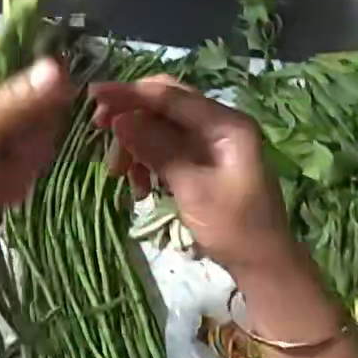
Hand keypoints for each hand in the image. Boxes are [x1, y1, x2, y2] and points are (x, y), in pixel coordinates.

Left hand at [0, 38, 73, 246]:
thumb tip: (58, 67)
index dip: (42, 68)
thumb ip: (14, 102)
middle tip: (18, 154)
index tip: (56, 101)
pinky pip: (13, 159)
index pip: (14, 48)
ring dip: (21, 162)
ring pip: (26, 132)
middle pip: (30, 96)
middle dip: (32, 131)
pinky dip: (9, 179)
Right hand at [88, 76, 303, 270]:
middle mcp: (218, 123)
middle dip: (129, 113)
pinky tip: (136, 183)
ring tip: (116, 171)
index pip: (170, 96)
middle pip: (163, 103)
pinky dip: (144, 158)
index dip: (130, 93)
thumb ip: (156, 149)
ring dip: (133, 141)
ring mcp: (209, 140)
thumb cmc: (235, 228)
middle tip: (97, 126)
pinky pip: (163, 145)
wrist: (263, 265)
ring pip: (158, 124)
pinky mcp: (199, 157)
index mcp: (226, 123)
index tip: (94, 94)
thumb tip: (120, 120)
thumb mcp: (193, 189)